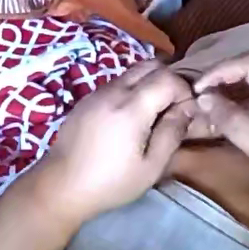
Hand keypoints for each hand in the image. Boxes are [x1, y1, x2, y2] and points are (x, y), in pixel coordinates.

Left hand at [25, 59, 193, 226]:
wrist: (61, 184)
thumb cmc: (110, 182)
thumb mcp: (151, 167)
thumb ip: (171, 133)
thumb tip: (186, 109)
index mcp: (131, 107)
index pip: (167, 77)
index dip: (184, 90)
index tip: (187, 112)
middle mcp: (113, 91)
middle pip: (149, 65)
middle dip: (168, 79)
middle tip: (175, 107)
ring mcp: (97, 91)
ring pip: (132, 71)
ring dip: (149, 83)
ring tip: (154, 113)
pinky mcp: (87, 98)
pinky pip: (116, 82)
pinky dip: (132, 89)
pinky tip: (130, 117)